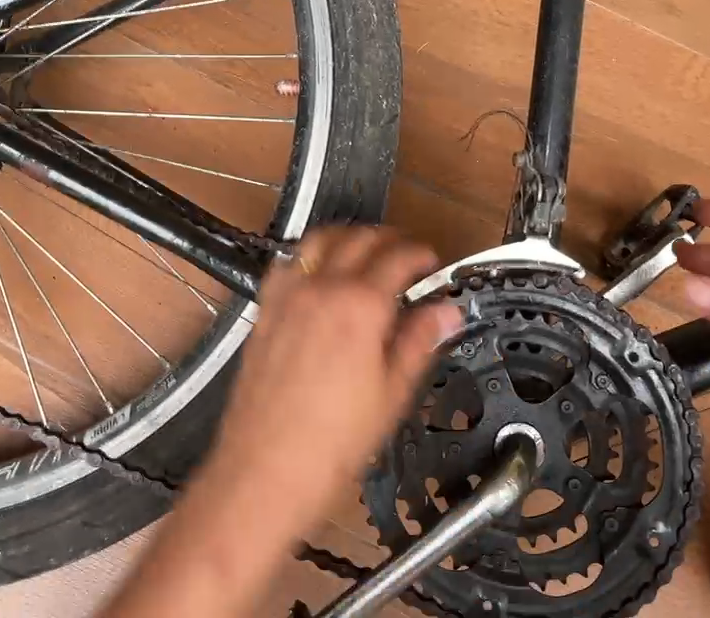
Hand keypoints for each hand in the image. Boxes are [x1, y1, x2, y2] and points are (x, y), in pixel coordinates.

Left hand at [97, 229, 459, 617]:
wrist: (264, 471)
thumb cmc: (329, 445)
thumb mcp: (392, 395)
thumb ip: (419, 342)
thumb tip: (445, 313)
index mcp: (361, 306)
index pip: (399, 257)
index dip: (421, 255)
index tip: (430, 264)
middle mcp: (322, 289)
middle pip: (360, 238)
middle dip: (389, 239)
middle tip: (406, 257)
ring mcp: (288, 296)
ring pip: (320, 239)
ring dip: (348, 237)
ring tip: (366, 254)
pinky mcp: (265, 310)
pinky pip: (287, 263)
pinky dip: (309, 256)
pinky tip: (318, 274)